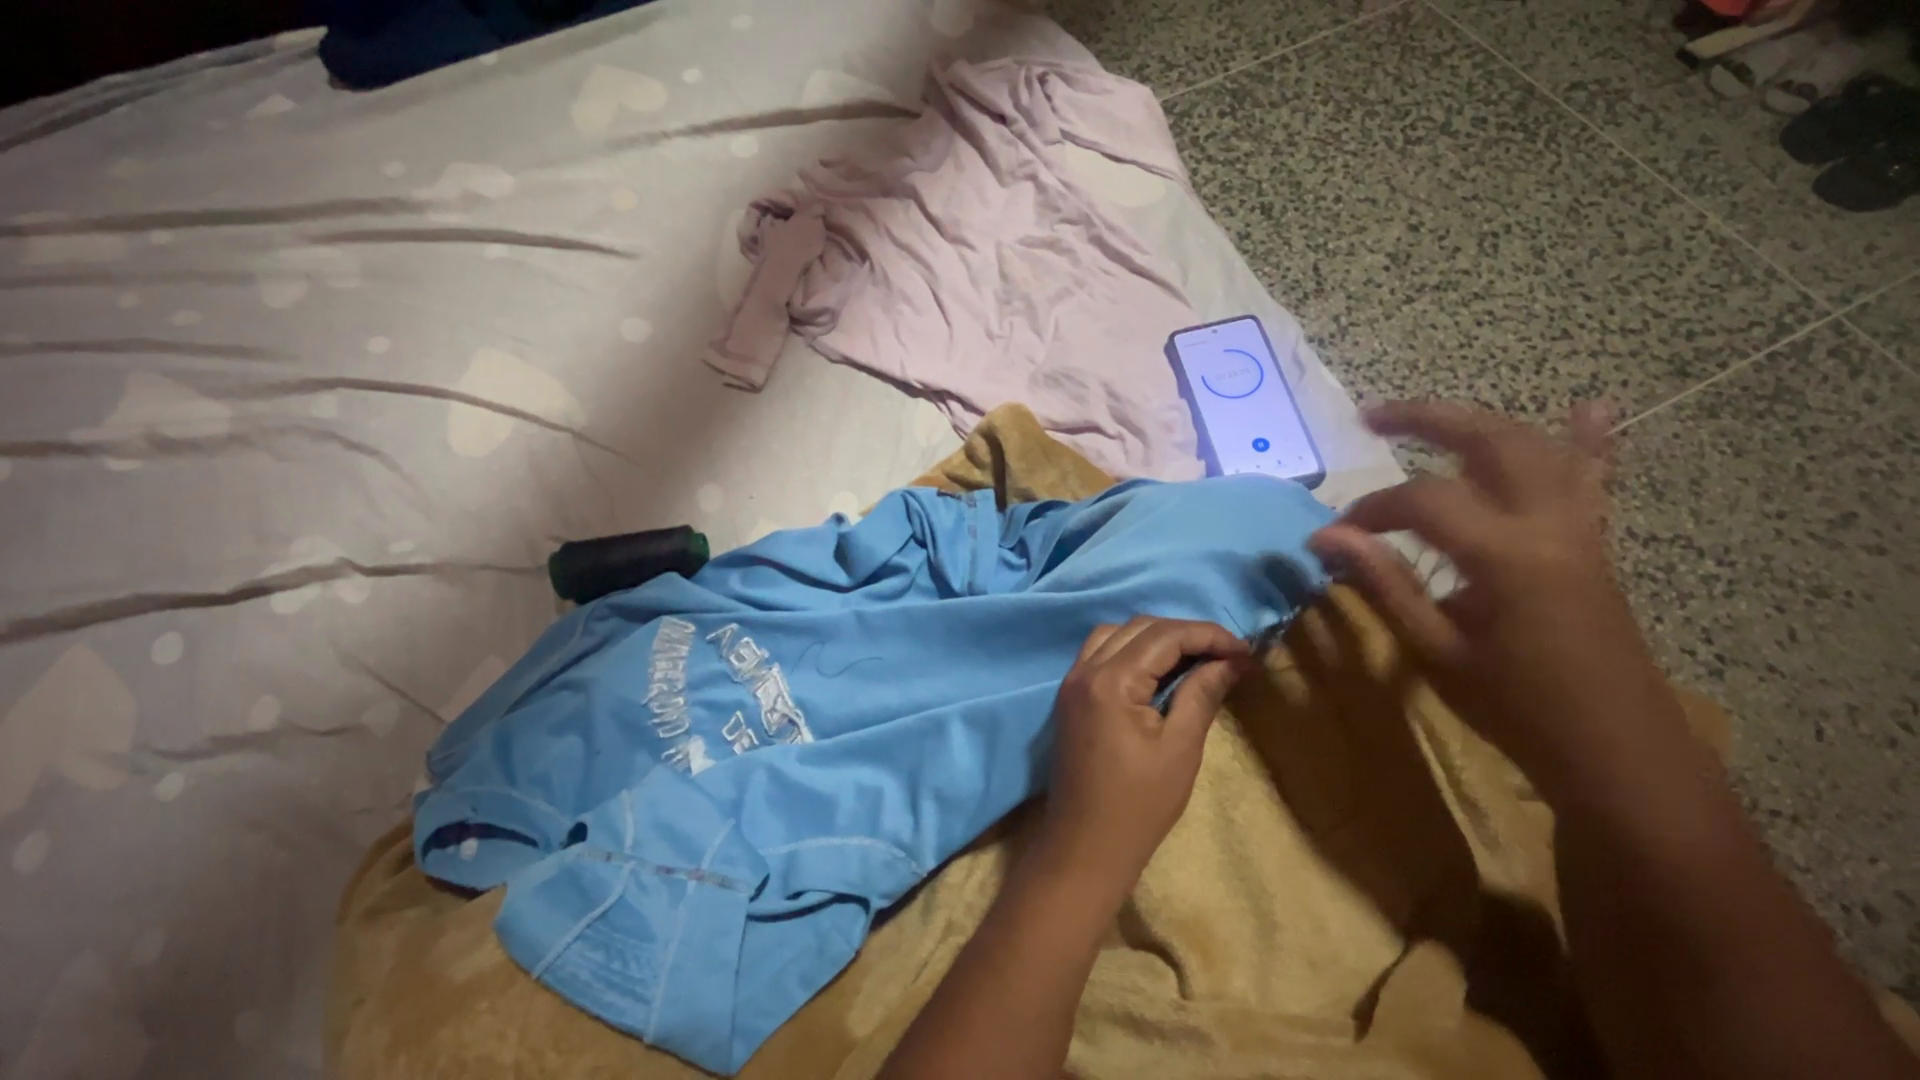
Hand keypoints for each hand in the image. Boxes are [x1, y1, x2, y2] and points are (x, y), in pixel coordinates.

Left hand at [1036, 617, 1249, 895]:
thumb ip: (1202, 694)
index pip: (1165, 635)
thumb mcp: (1181, 748)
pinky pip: (1100, 653)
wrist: (1085, 846)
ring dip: (1156, 637)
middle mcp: (1085, 670)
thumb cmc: (1139, 805)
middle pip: (1139, 627)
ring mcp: (1072, 682)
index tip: (1245, 652)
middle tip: (1226, 655)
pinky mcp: (1070, 697)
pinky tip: (1158, 670)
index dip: (1209, 636)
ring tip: (1195, 658)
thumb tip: (1232, 660)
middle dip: (1186, 633)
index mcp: (1111, 681)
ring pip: (1116, 634)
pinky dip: (1131, 650)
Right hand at [1308, 401, 1681, 795]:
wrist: (1616, 750)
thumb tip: (1326, 538)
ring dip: (1482, 422)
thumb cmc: (1518, 709)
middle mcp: (1549, 524)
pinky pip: (1593, 480)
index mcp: (1506, 555)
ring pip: (1537, 448)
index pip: (1425, 500)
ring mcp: (1581, 528)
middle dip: (1427, 419)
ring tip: (1434, 414)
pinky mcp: (1593, 543)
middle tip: (1372, 416)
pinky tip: (1591, 408)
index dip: (1372, 508)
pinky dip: (1588, 441)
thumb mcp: (1438, 651)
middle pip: (1489, 440)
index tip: (1335, 531)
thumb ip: (1385, 584)